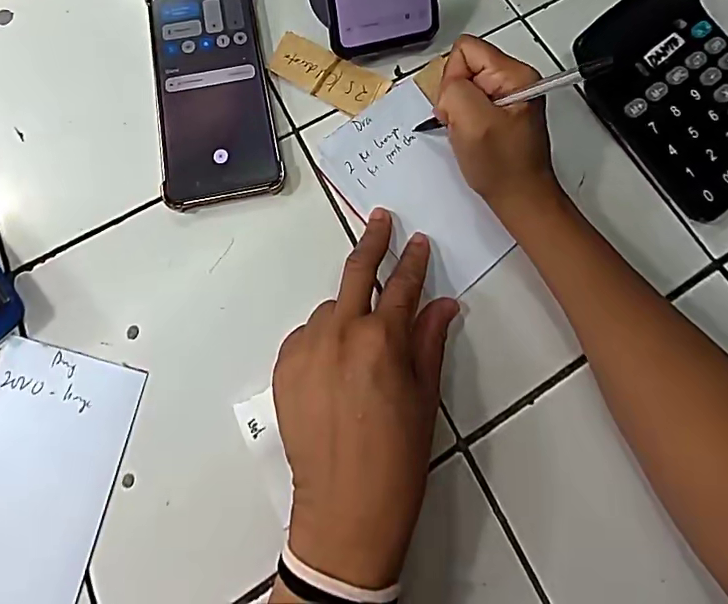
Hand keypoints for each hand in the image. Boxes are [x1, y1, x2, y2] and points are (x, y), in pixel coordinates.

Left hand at [272, 210, 459, 590]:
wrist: (344, 507)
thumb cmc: (396, 461)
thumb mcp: (425, 400)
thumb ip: (430, 343)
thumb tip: (443, 305)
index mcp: (381, 341)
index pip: (402, 287)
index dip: (414, 261)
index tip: (417, 241)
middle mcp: (338, 333)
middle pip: (356, 272)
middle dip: (372, 242)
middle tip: (380, 220)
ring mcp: (306, 345)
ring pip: (331, 310)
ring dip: (348, 313)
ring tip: (363, 348)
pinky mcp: (284, 361)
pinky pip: (308, 335)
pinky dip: (323, 339)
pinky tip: (336, 368)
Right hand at [432, 35, 559, 209]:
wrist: (518, 196)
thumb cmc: (502, 165)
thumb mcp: (472, 120)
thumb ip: (456, 87)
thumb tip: (449, 80)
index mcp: (514, 74)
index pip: (465, 50)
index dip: (453, 77)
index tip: (462, 105)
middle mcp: (513, 80)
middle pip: (462, 67)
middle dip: (453, 95)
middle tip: (464, 121)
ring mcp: (505, 96)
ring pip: (460, 86)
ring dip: (455, 110)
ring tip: (468, 131)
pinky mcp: (498, 110)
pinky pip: (465, 102)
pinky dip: (460, 118)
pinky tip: (469, 134)